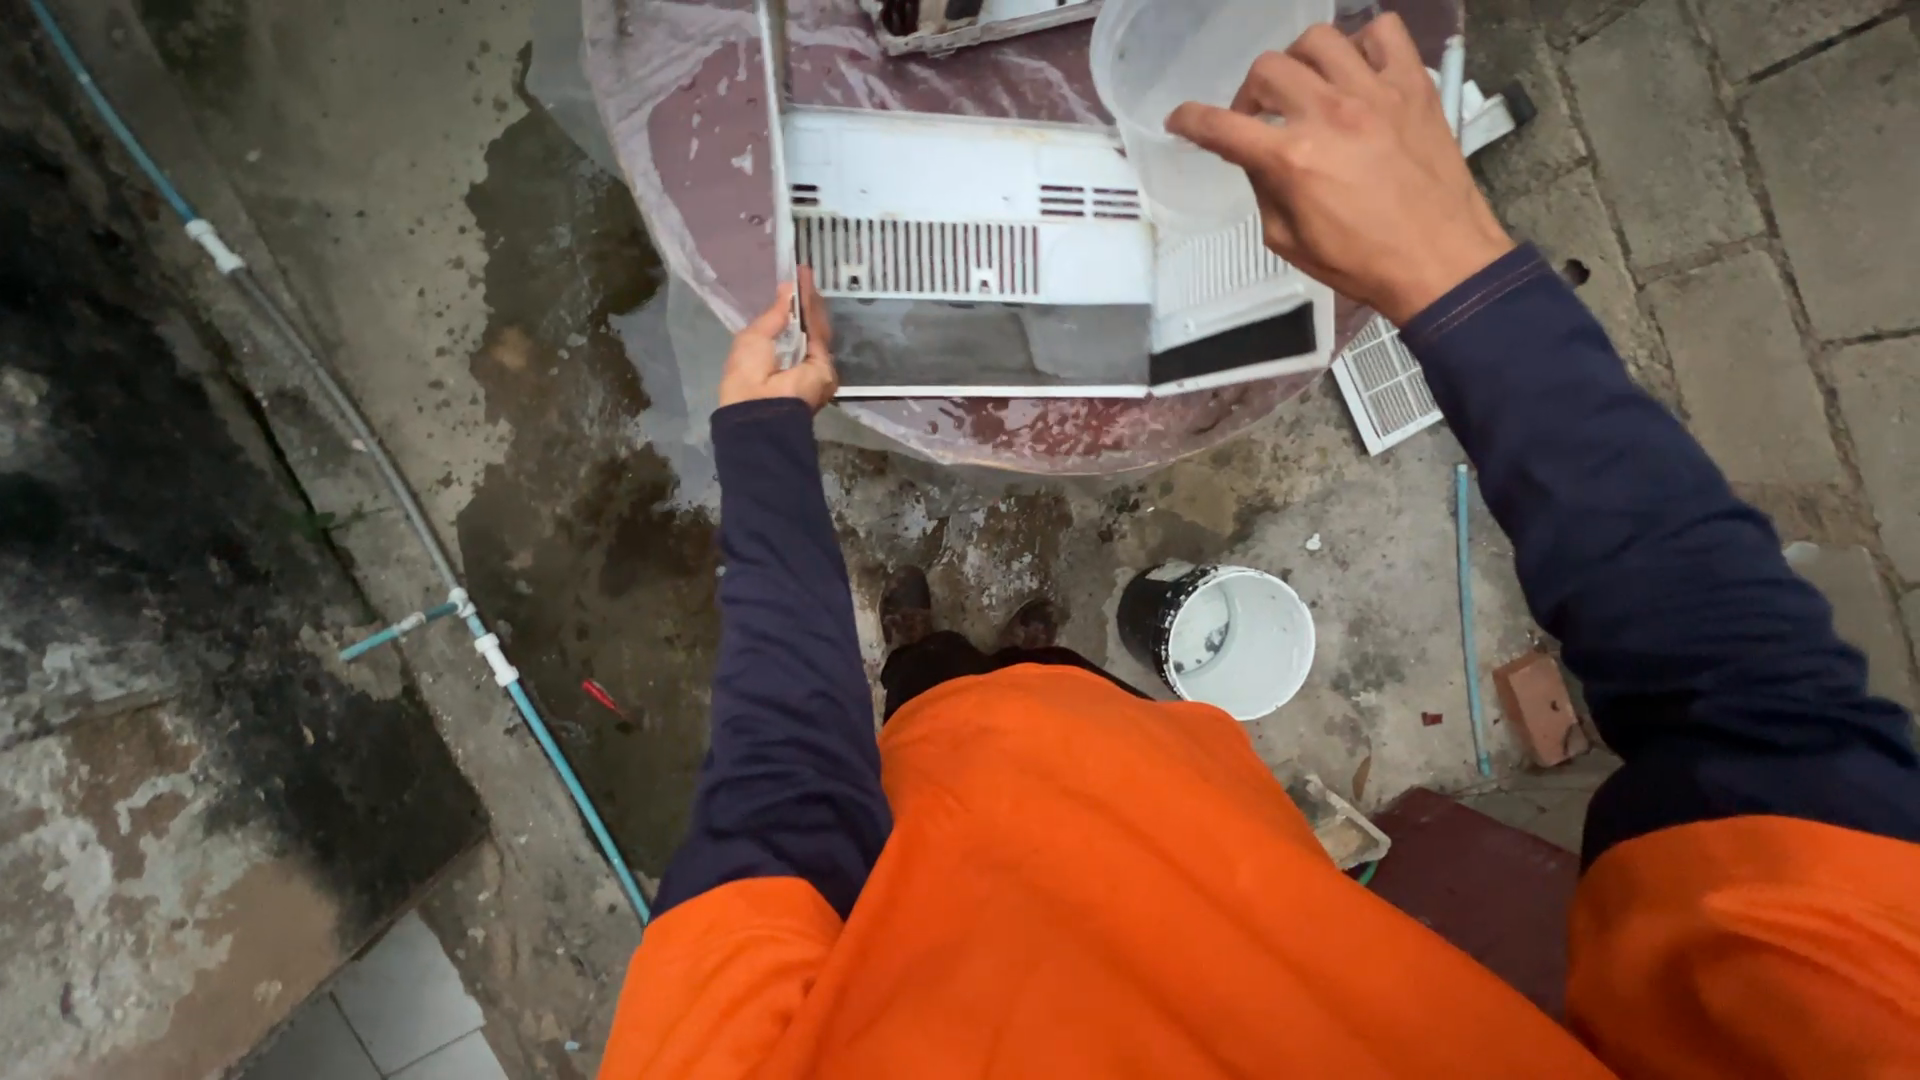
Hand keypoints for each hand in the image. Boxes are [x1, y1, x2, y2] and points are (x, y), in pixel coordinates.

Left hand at [719, 268, 838, 411]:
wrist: (762, 404)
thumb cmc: (747, 371)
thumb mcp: (754, 337)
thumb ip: (774, 315)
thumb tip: (786, 289)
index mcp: (775, 360)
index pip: (788, 331)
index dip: (790, 308)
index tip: (793, 285)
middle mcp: (797, 363)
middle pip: (806, 329)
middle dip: (805, 303)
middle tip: (804, 276)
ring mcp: (813, 366)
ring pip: (816, 330)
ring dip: (812, 304)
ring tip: (808, 276)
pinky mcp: (825, 367)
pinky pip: (820, 336)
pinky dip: (815, 313)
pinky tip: (811, 291)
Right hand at [1167, 16, 1514, 323]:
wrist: (1436, 258)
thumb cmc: (1357, 261)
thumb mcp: (1287, 239)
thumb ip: (1265, 189)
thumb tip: (1257, 158)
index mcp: (1291, 161)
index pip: (1223, 127)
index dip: (1190, 120)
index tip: (1179, 120)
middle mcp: (1328, 114)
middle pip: (1266, 70)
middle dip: (1248, 95)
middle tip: (1256, 120)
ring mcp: (1375, 92)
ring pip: (1318, 40)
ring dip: (1298, 63)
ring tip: (1304, 89)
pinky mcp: (1413, 85)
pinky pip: (1383, 32)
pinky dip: (1360, 45)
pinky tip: (1355, 74)